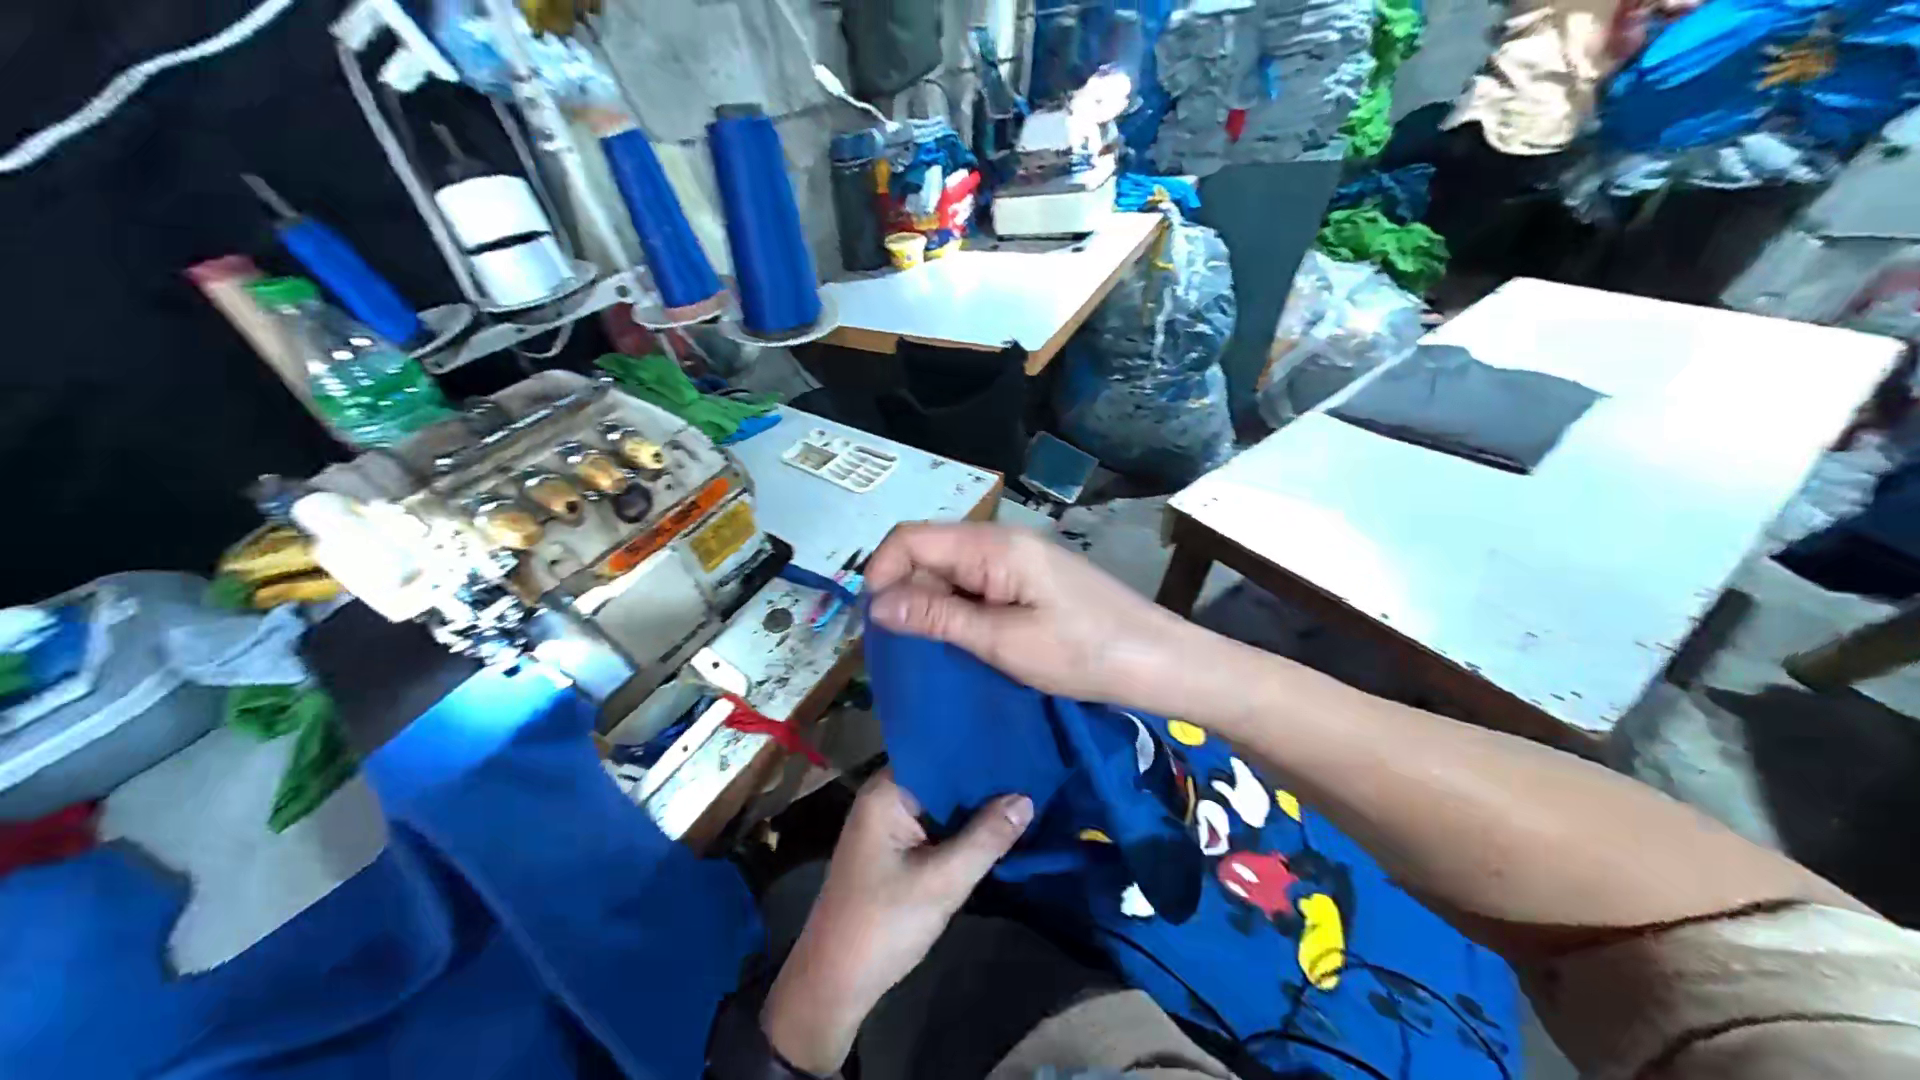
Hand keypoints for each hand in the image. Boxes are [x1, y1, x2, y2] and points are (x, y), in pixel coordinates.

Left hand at [761, 769, 1032, 1074]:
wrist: (835, 984)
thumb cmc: (884, 924)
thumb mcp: (943, 881)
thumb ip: (986, 837)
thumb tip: (1027, 797)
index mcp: (887, 791)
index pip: (940, 754)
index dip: (980, 751)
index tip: (1021, 745)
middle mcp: (885, 797)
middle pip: (943, 776)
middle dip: (983, 778)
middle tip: (1033, 769)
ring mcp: (889, 823)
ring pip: (942, 802)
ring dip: (975, 804)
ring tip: (1026, 789)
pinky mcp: (895, 847)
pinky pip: (936, 823)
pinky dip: (962, 825)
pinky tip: (996, 824)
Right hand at [864, 522, 1202, 709]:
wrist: (1159, 661)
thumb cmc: (1083, 654)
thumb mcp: (1004, 641)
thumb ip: (938, 616)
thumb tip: (876, 604)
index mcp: (994, 545)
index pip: (912, 537)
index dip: (882, 572)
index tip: (874, 623)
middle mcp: (1002, 540)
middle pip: (929, 550)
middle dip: (904, 590)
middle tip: (900, 646)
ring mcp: (1018, 559)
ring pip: (951, 569)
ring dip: (930, 602)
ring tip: (928, 648)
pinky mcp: (1030, 578)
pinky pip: (977, 583)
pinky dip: (958, 608)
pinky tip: (961, 640)